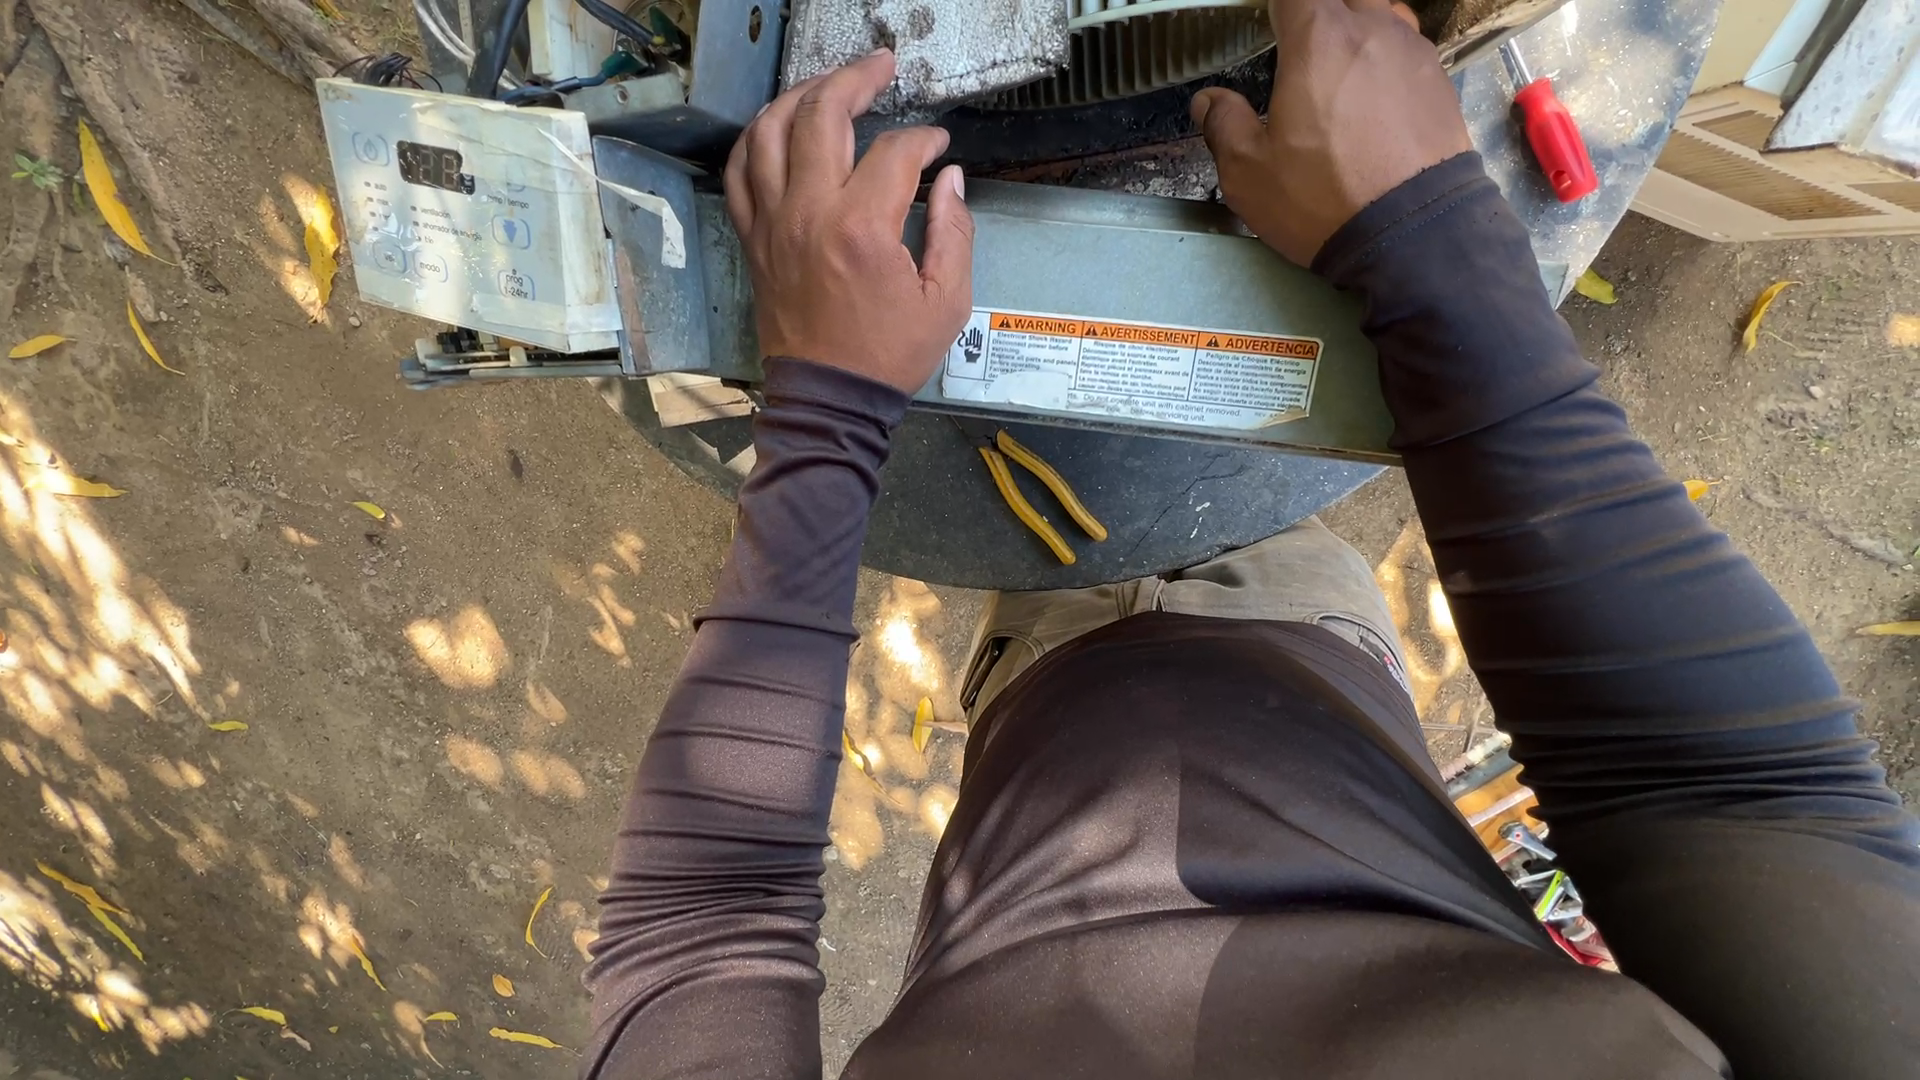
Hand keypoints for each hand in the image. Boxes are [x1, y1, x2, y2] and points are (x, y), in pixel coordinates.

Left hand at [724, 50, 973, 392]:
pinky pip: (740, 171)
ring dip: (802, 95)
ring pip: (771, 129)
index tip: (939, 145)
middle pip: (823, 114)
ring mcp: (773, 223)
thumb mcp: (947, 304)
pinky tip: (778, 129)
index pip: (895, 153)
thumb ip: (955, 235)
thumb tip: (951, 181)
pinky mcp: (754, 239)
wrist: (830, 398)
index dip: (924, 140)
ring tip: (830, 86)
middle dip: (857, 78)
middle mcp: (810, 211)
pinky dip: (757, 138)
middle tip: (882, 66)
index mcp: (863, 228)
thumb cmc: (890, 356)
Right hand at [1190, 0, 1472, 265]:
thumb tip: (1208, 100)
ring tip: (1335, 74)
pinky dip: (1382, 62)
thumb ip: (1224, 126)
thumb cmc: (1317, 197)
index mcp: (1317, 41)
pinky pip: (1404, 50)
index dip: (1275, 7)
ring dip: (1353, 34)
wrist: (1406, 231)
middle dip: (1316, 15)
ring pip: (1379, 16)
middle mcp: (1371, 28)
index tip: (1263, 26)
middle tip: (1295, 54)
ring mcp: (1412, 50)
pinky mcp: (1439, 79)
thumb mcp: (1248, 173)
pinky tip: (1370, 100)